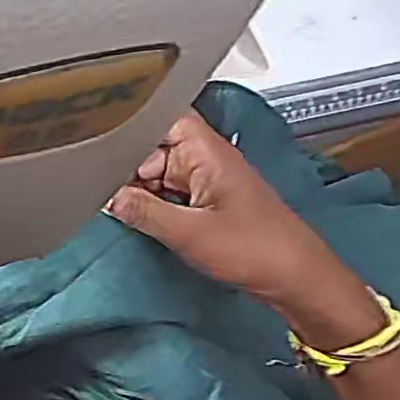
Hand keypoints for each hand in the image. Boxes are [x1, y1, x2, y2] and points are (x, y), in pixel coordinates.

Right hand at [105, 113, 372, 332]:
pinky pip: (168, 194)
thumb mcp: (189, 233)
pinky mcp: (205, 202)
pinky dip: (154, 205)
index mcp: (208, 153)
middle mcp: (206, 161)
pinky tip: (147, 221)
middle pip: (153, 149)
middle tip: (116, 195)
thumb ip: (143, 212)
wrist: (293, 279)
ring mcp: (205, 181)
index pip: (163, 120)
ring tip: (133, 211)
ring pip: (157, 174)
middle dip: (131, 170)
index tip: (107, 153)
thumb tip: (109, 199)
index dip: (134, 131)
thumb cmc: (256, 250)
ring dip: (142, 191)